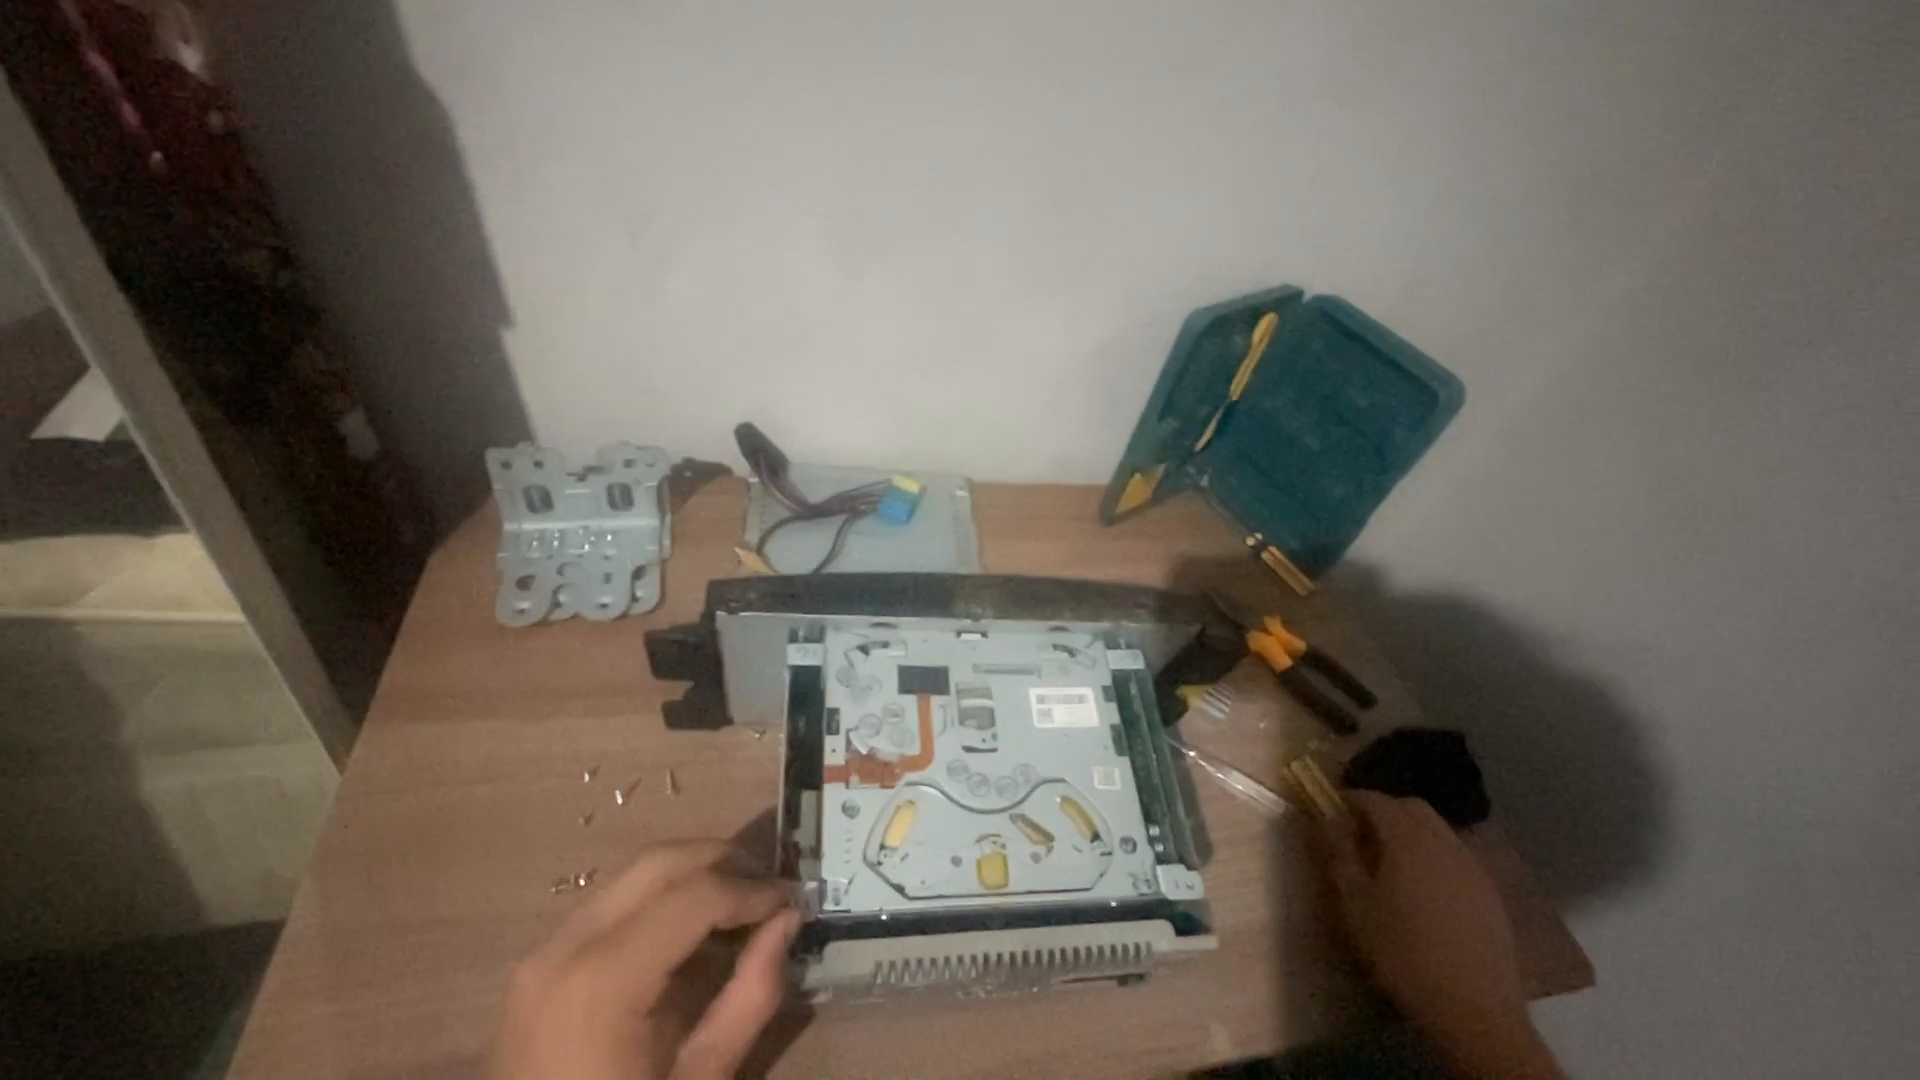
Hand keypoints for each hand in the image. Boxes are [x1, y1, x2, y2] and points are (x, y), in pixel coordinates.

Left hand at [491, 840, 801, 1079]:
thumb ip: (750, 996)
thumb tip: (786, 921)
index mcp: (603, 982)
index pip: (695, 895)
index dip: (753, 889)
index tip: (795, 899)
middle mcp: (566, 947)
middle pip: (659, 862)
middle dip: (724, 861)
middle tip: (772, 887)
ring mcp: (544, 951)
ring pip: (633, 874)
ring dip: (693, 874)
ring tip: (740, 905)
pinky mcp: (538, 963)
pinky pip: (610, 903)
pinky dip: (660, 898)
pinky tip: (694, 930)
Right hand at [1322, 792, 1558, 1078]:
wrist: (1473, 1008)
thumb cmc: (1402, 952)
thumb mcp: (1356, 903)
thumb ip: (1339, 854)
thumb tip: (1327, 819)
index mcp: (1409, 840)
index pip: (1377, 800)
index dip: (1352, 799)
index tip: (1331, 809)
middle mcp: (1445, 843)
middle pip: (1412, 808)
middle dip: (1383, 810)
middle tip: (1358, 833)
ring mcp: (1473, 868)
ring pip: (1437, 831)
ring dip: (1410, 833)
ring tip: (1387, 863)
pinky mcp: (1490, 893)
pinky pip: (1455, 857)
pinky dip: (1432, 857)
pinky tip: (1422, 891)